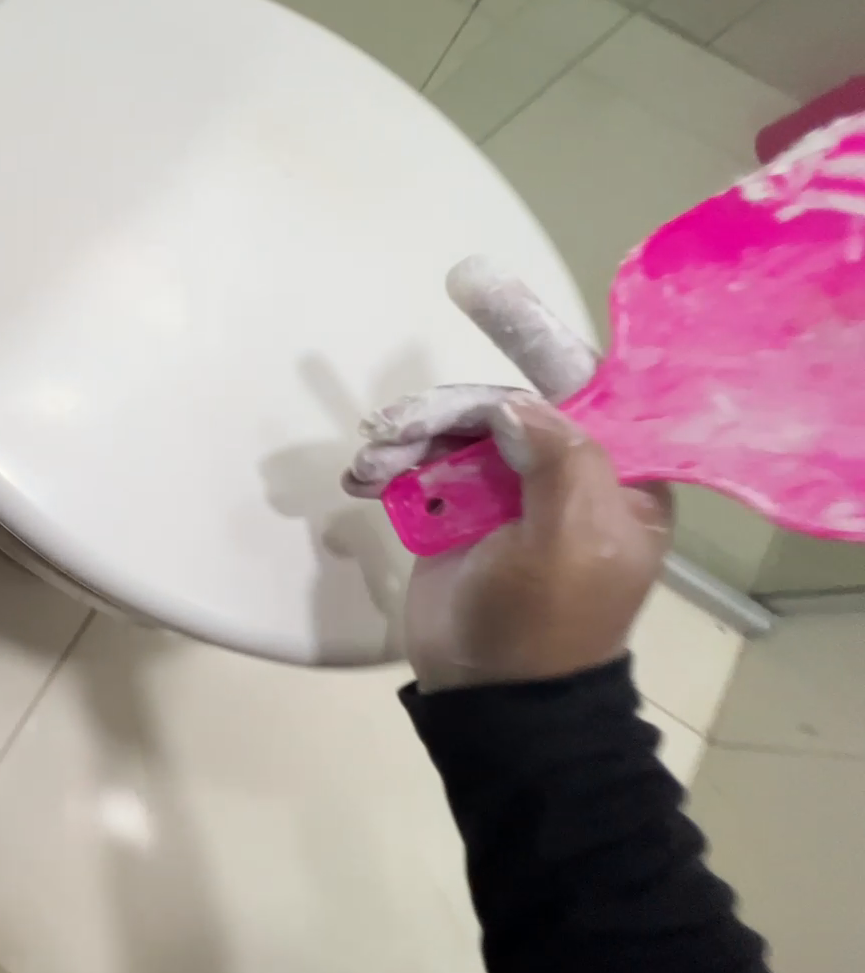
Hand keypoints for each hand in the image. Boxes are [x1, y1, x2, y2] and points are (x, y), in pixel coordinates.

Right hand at [343, 257, 671, 690]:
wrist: (486, 687)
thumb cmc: (542, 621)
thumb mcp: (565, 546)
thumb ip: (558, 466)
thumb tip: (514, 404)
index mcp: (611, 473)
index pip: (581, 385)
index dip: (532, 333)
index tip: (469, 285)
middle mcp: (557, 471)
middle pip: (495, 407)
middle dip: (439, 410)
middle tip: (386, 427)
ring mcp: (497, 490)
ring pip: (446, 434)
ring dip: (401, 443)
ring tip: (366, 468)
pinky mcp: (450, 509)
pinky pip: (416, 467)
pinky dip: (385, 469)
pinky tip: (361, 481)